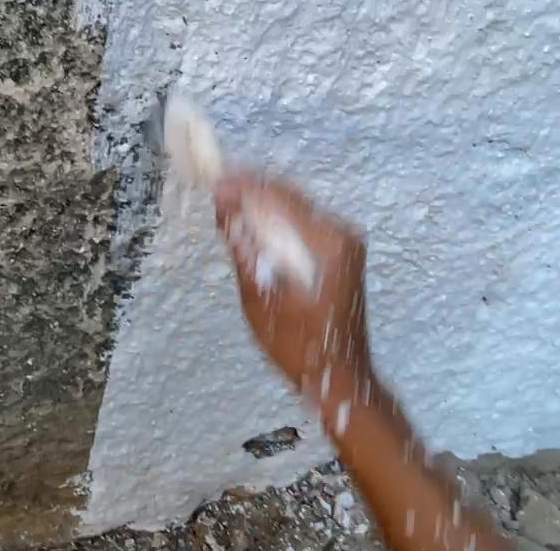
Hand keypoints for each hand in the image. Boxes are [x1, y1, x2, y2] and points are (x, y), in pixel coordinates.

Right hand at [212, 170, 370, 404]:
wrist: (339, 376)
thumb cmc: (296, 344)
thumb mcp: (258, 296)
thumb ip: (241, 243)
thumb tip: (221, 201)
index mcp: (326, 242)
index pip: (277, 197)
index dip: (242, 186)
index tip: (213, 182)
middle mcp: (342, 232)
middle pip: (288, 195)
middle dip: (250, 191)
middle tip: (217, 194)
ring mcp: (346, 238)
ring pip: (294, 204)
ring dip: (261, 203)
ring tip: (229, 208)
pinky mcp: (342, 247)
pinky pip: (302, 218)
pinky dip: (276, 217)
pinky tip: (254, 225)